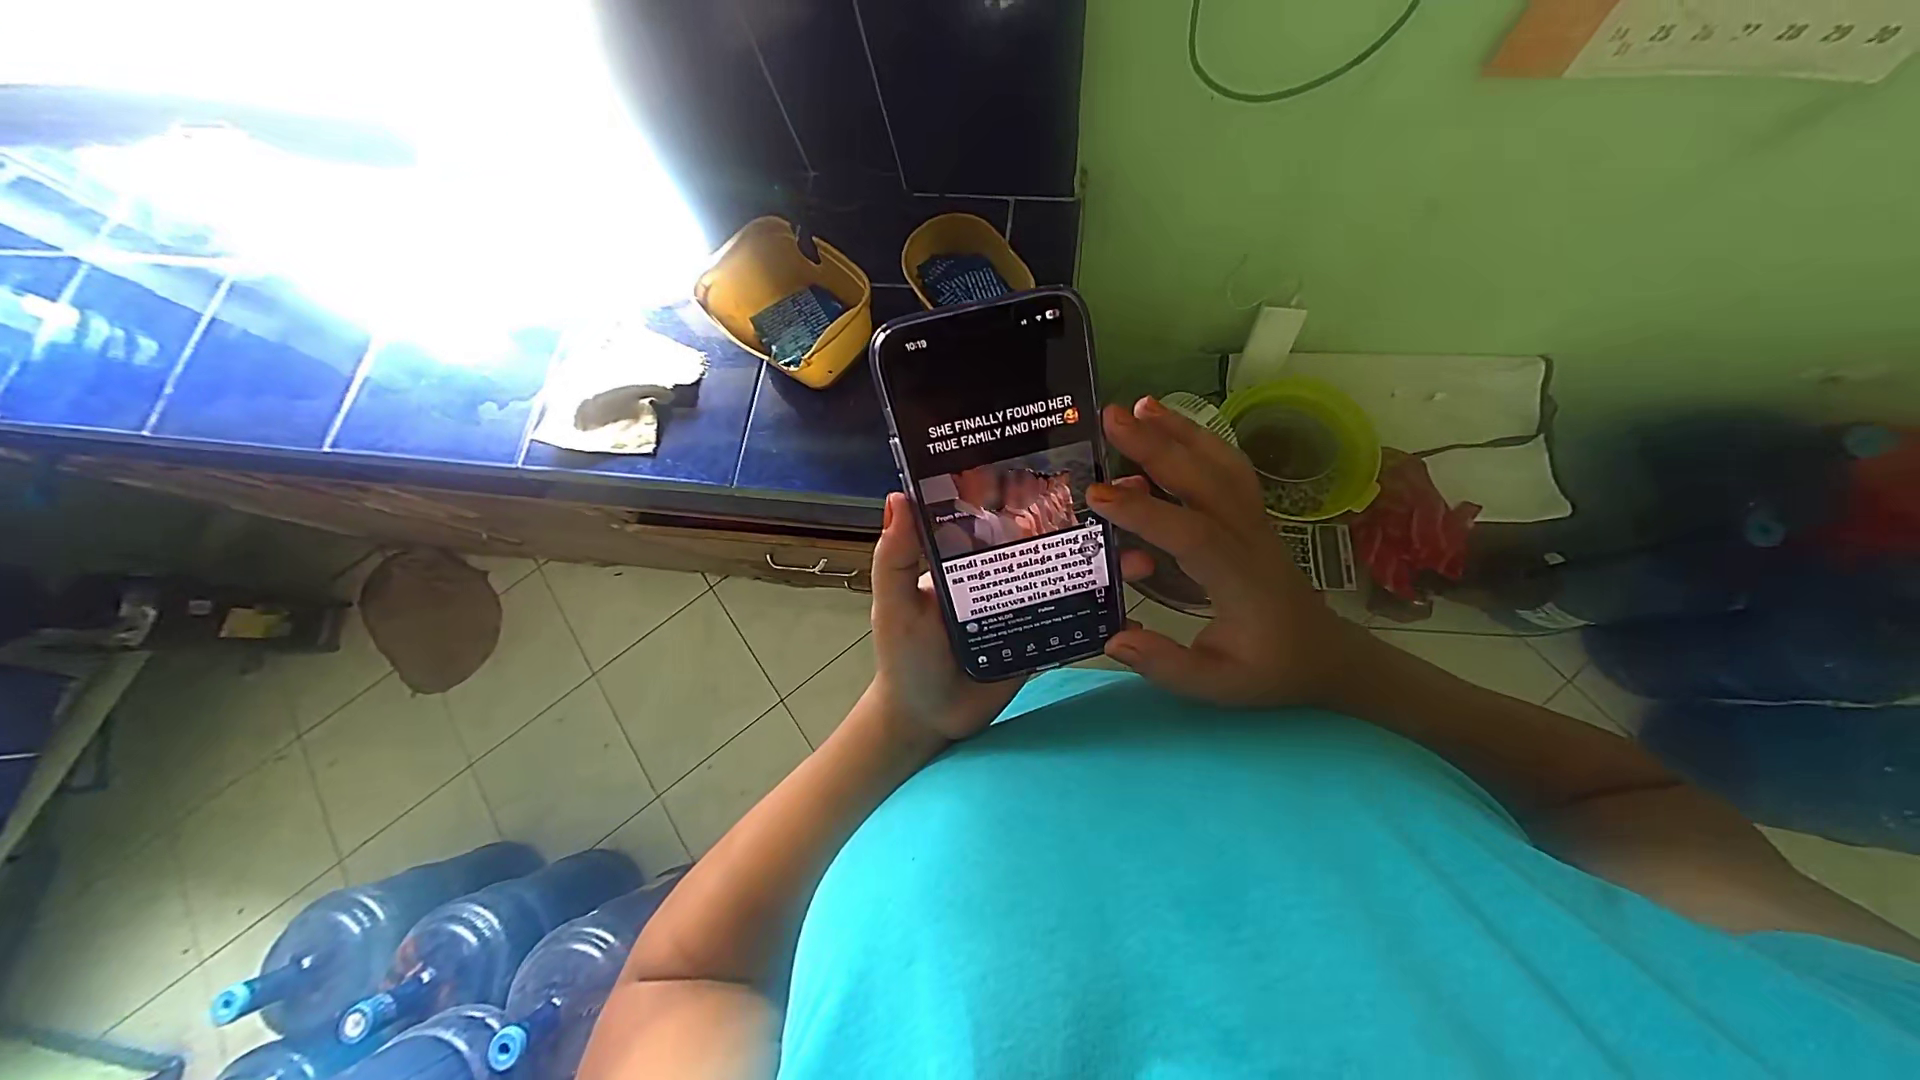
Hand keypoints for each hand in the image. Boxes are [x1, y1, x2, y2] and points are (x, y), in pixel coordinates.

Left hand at [867, 490, 1156, 740]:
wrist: (929, 719)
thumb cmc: (905, 656)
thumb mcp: (895, 603)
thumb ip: (895, 557)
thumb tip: (899, 496)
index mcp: (970, 554)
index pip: (1008, 510)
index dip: (1039, 487)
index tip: (1077, 464)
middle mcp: (1004, 572)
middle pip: (1051, 538)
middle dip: (1091, 520)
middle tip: (1133, 499)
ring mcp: (1027, 605)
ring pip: (1072, 576)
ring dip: (1107, 564)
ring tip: (1143, 557)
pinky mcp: (1042, 639)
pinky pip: (1078, 622)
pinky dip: (1105, 614)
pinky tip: (1134, 608)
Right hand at [1089, 397, 1375, 707]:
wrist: (1324, 653)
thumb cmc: (1268, 669)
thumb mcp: (1215, 685)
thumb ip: (1166, 664)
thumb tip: (1113, 637)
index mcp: (1239, 579)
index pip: (1191, 535)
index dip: (1144, 513)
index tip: (1097, 497)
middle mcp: (1248, 539)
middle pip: (1205, 480)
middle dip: (1156, 445)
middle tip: (1111, 417)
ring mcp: (1254, 521)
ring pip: (1221, 464)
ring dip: (1180, 430)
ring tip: (1140, 406)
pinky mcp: (1250, 515)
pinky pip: (1228, 468)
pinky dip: (1198, 439)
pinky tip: (1170, 426)